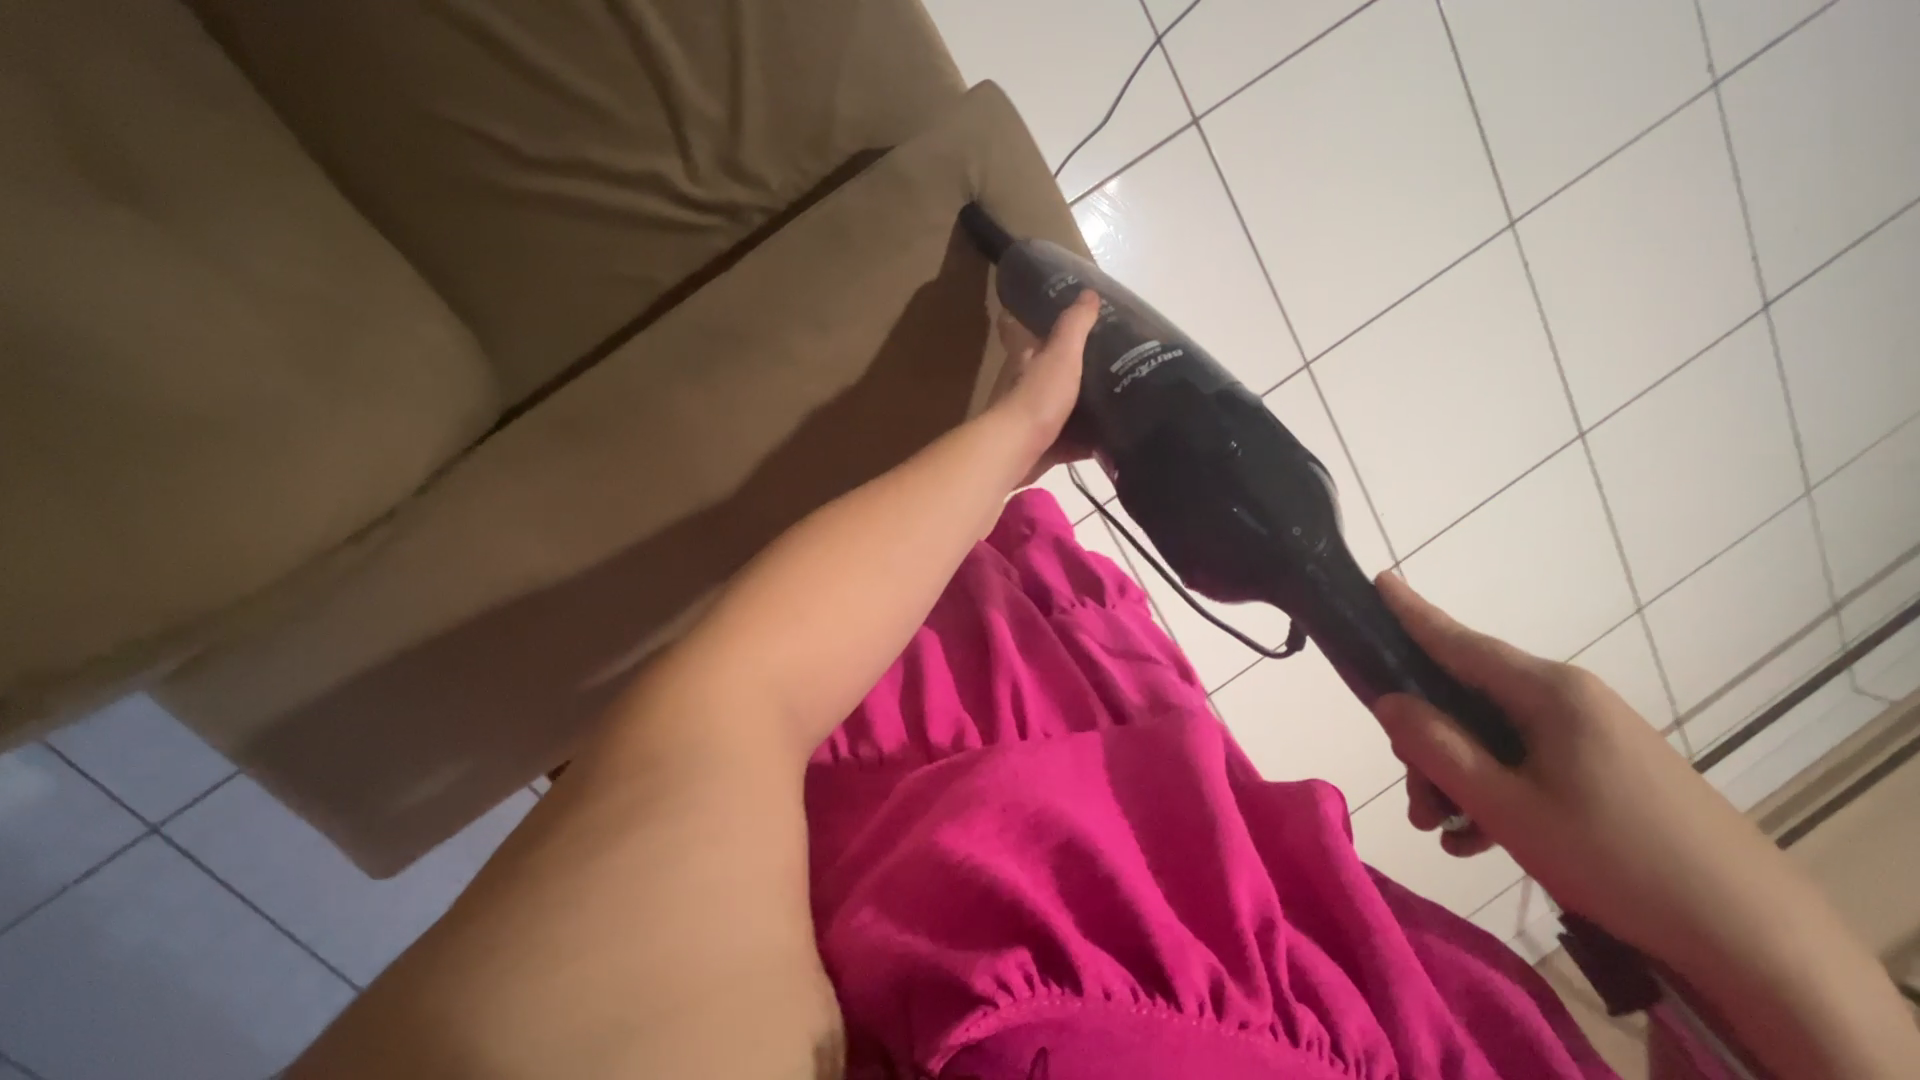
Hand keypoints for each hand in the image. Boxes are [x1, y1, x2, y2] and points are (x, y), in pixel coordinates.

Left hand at [987, 292, 1096, 485]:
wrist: (1016, 450)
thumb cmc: (1036, 397)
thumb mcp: (1061, 354)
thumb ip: (1074, 326)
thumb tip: (1089, 292)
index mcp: (1024, 357)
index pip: (1015, 329)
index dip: (1023, 317)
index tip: (1042, 311)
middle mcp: (1022, 385)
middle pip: (1044, 370)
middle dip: (1068, 366)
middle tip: (1105, 359)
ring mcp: (1030, 418)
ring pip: (1059, 407)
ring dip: (1082, 406)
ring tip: (1118, 398)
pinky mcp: (1041, 447)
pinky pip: (1068, 441)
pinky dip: (1086, 441)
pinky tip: (1111, 438)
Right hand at [1369, 573, 1808, 965]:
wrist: (1748, 930)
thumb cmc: (1615, 857)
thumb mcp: (1506, 806)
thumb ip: (1437, 748)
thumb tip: (1388, 701)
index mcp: (1547, 692)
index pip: (1460, 641)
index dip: (1412, 614)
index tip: (1376, 580)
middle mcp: (1569, 698)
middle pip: (1468, 699)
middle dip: (1427, 743)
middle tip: (1417, 805)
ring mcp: (1592, 732)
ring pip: (1494, 736)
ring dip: (1458, 778)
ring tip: (1445, 833)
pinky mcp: (1606, 766)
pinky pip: (1528, 762)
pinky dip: (1496, 792)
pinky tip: (1478, 841)